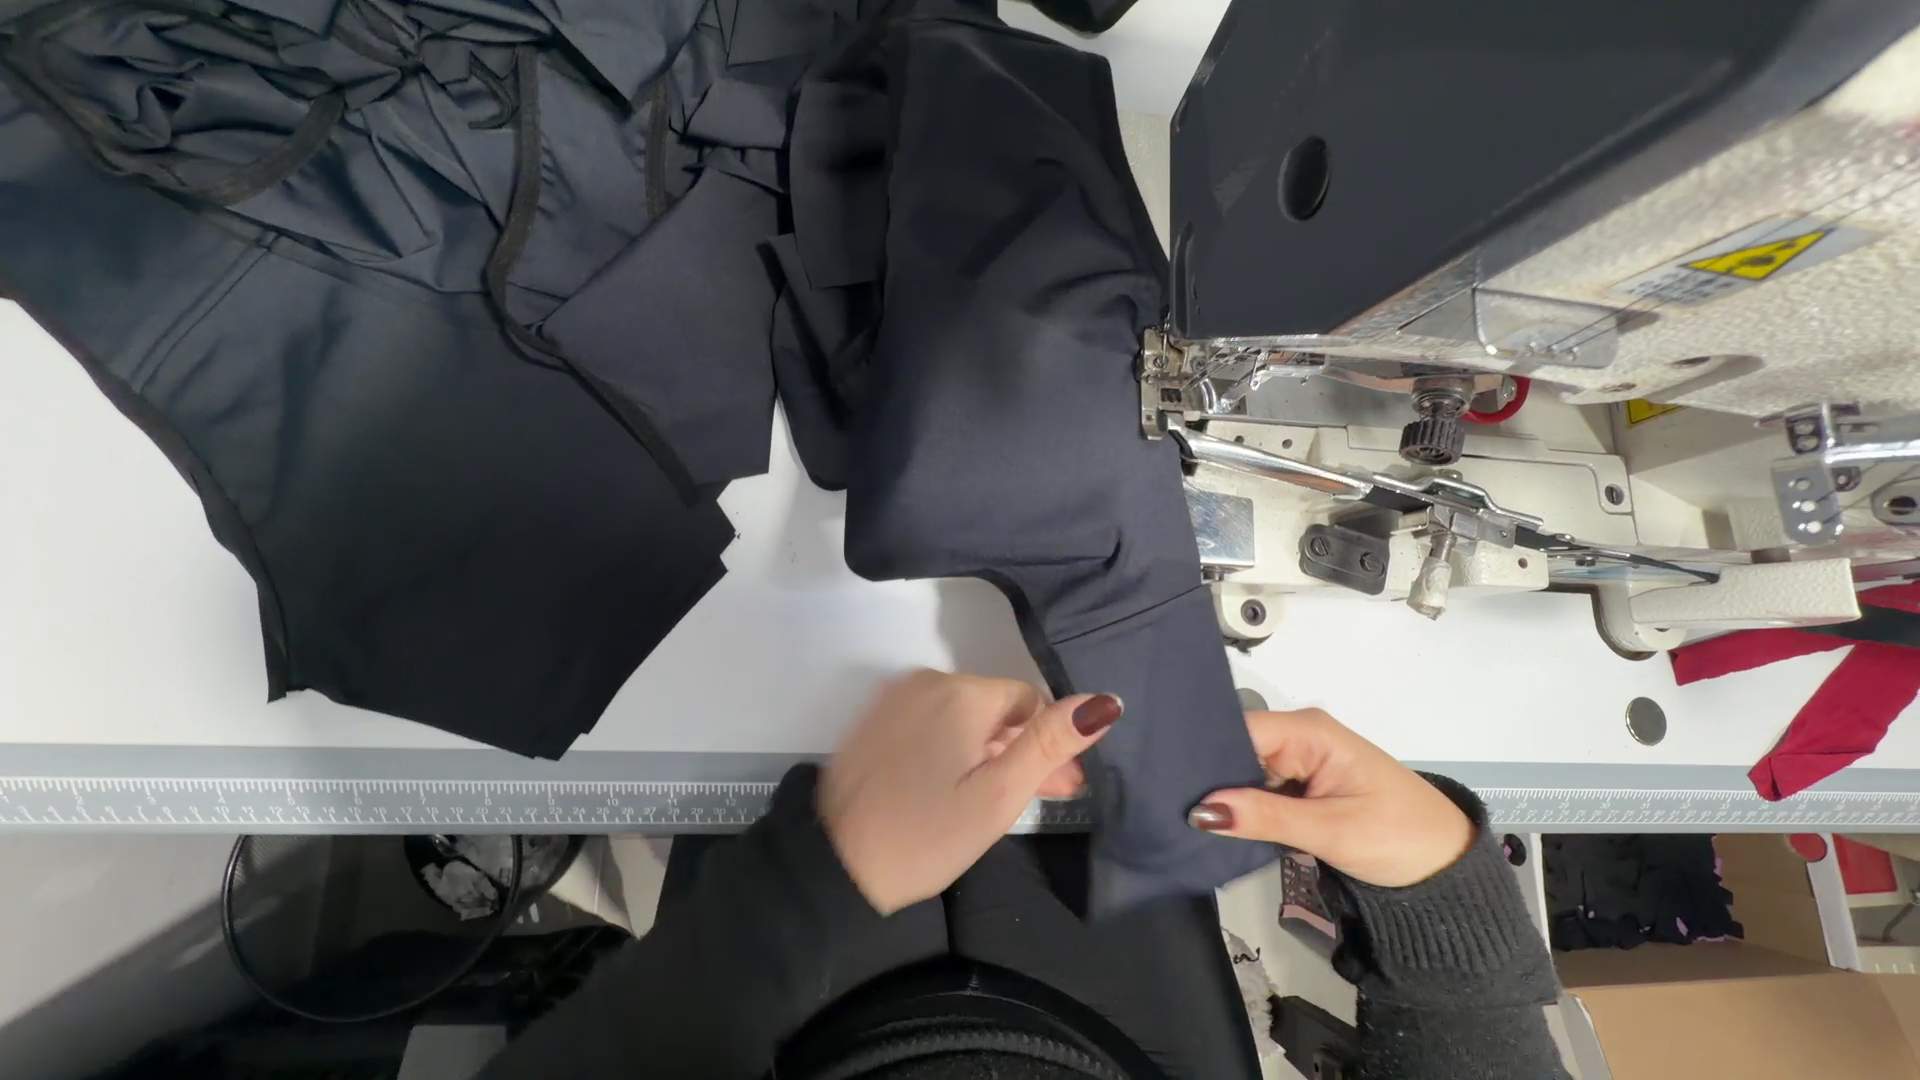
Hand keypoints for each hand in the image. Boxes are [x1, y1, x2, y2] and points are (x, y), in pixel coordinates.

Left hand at [819, 671, 1121, 913]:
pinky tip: (961, 785)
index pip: (1027, 701)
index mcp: (960, 692)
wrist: (834, 865)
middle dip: (1022, 748)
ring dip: (990, 750)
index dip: (1048, 742)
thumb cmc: (926, 834)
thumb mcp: (997, 795)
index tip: (1061, 786)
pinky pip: (930, 725)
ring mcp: (894, 700)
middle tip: (1044, 797)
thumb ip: (1049, 743)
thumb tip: (1104, 700)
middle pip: (994, 709)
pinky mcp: (874, 722)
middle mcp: (926, 681)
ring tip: (1005, 796)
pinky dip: (953, 749)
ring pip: (962, 718)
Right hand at [1187, 709, 1473, 887]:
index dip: (1206, 753)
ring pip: (1244, 769)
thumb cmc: (1400, 839)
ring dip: (1225, 794)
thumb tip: (1201, 811)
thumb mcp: (1330, 831)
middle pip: (1237, 747)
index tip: (1171, 782)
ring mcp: (1300, 759)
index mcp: (1310, 731)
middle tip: (1172, 804)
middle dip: (1211, 776)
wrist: (1448, 872)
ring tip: (1184, 814)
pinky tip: (1217, 819)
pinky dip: (1242, 804)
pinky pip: (1258, 786)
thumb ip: (1264, 818)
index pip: (1240, 729)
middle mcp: (1300, 735)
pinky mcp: (1301, 782)